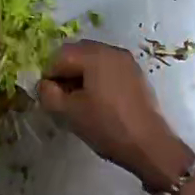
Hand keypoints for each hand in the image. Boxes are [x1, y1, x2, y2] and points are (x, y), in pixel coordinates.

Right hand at [37, 41, 193, 189]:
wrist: (150, 145)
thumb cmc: (107, 126)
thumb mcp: (70, 113)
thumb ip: (49, 94)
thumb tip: (44, 84)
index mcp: (94, 54)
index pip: (60, 56)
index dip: (49, 75)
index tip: (49, 97)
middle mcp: (111, 50)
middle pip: (78, 53)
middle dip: (65, 72)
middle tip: (62, 98)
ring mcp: (126, 61)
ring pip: (93, 60)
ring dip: (81, 75)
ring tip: (80, 102)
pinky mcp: (135, 73)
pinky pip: (108, 68)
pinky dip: (97, 79)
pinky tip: (98, 102)